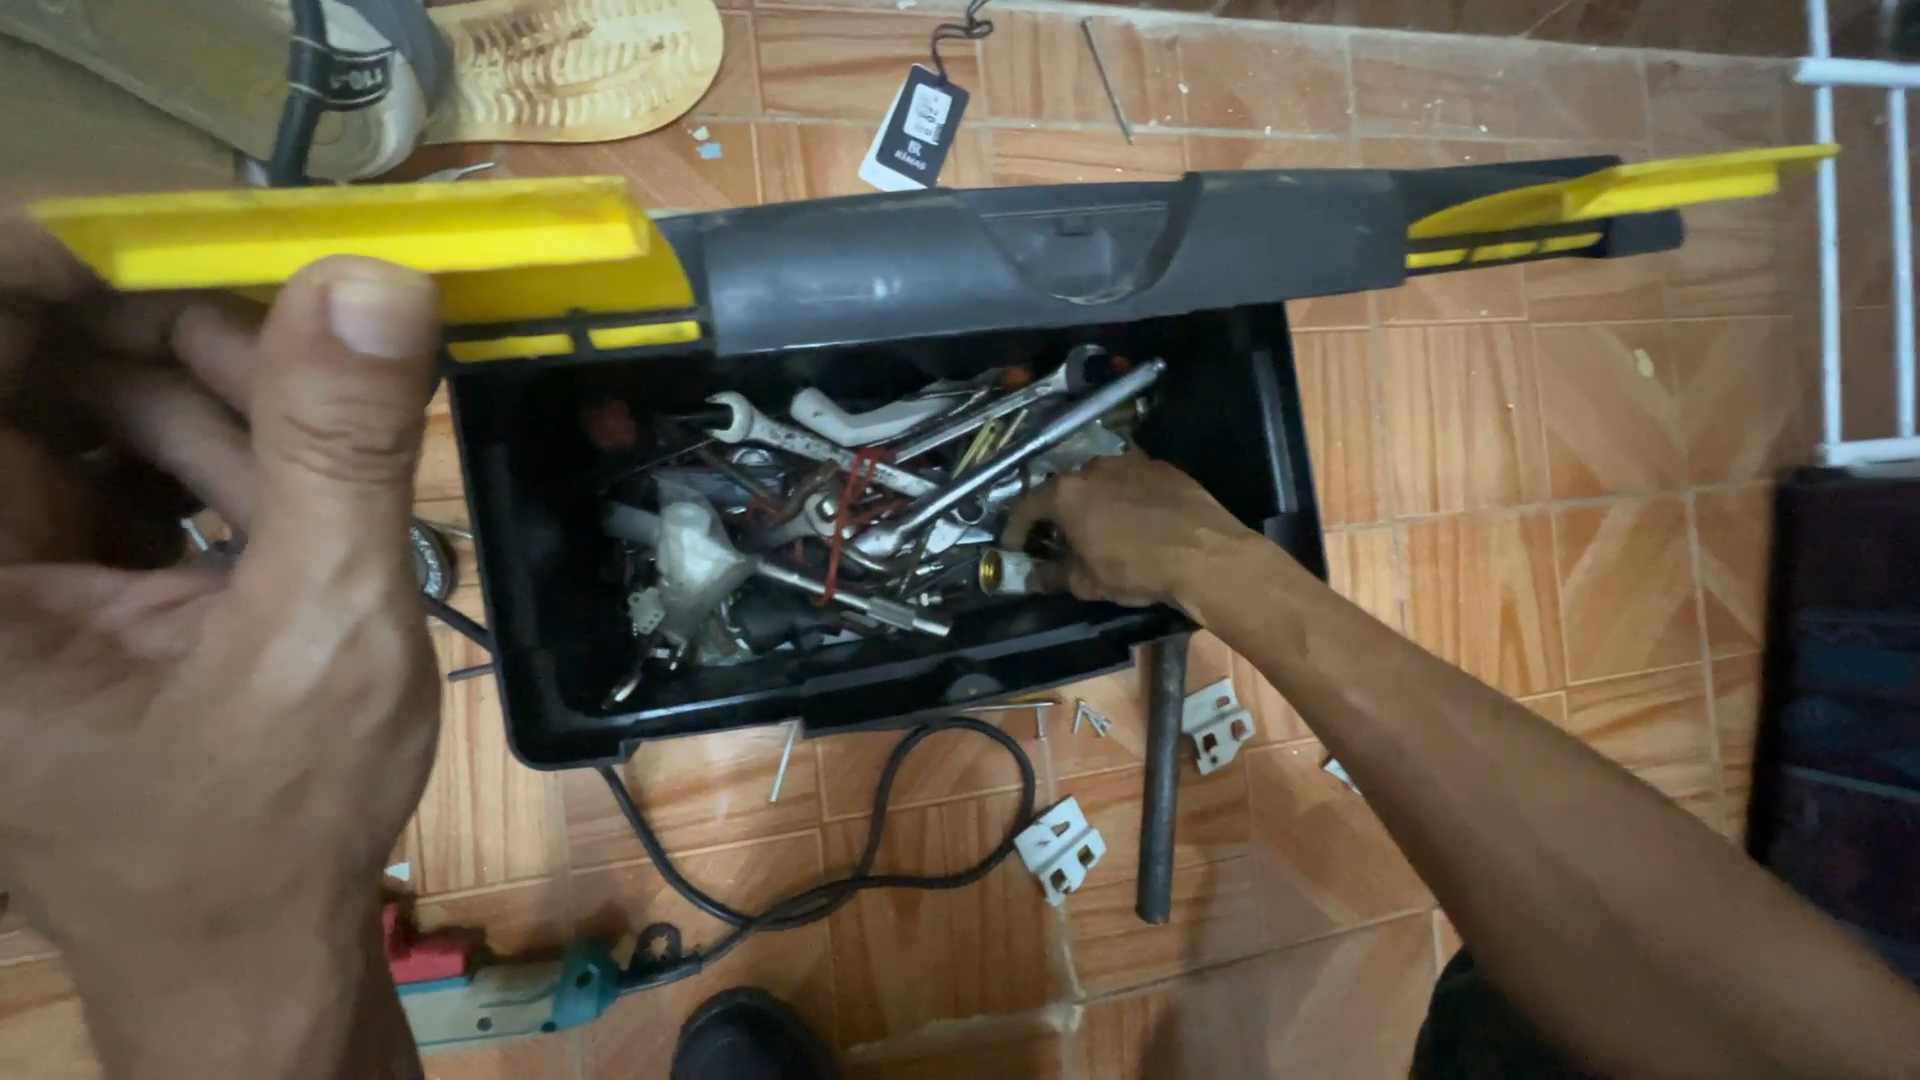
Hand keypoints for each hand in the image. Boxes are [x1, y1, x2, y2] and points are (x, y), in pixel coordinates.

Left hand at [0, 220, 440, 1072]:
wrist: (256, 931)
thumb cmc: (278, 808)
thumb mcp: (329, 622)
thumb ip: (342, 452)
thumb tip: (379, 284)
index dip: (66, 264)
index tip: (246, 263)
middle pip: (18, 358)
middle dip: (179, 341)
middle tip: (326, 376)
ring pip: (80, 401)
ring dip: (221, 402)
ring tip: (328, 468)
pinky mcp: (57, 576)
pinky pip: (119, 461)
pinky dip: (221, 456)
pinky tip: (296, 506)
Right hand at [1000, 452, 1258, 608]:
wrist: (1205, 554)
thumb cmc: (1136, 569)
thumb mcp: (1087, 582)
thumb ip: (1054, 576)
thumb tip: (1034, 578)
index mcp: (1066, 494)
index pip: (1027, 506)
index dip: (1016, 527)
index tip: (1013, 544)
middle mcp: (1093, 468)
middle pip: (1064, 488)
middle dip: (1058, 512)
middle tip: (1060, 536)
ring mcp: (1130, 462)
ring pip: (1099, 480)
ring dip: (1093, 500)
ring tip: (1100, 524)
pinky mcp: (1162, 467)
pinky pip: (1132, 480)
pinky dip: (1125, 496)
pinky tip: (1136, 517)